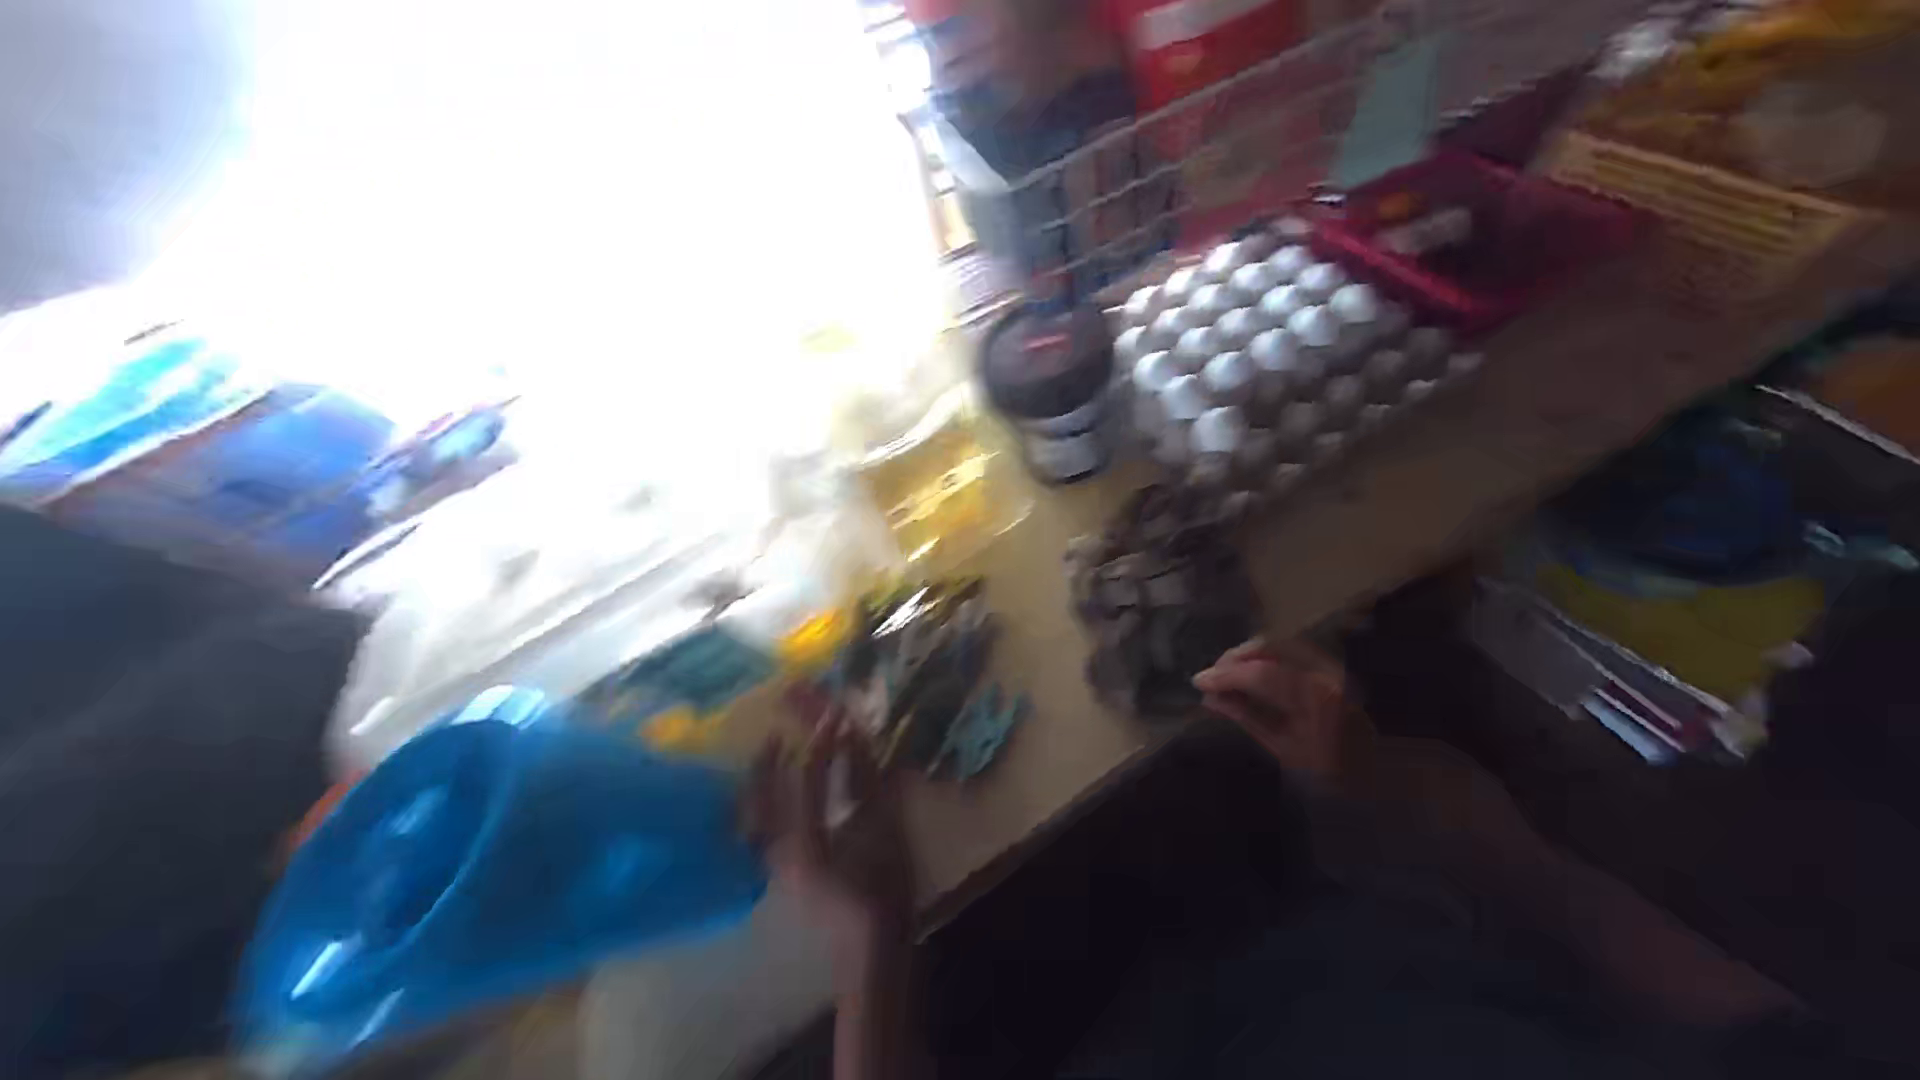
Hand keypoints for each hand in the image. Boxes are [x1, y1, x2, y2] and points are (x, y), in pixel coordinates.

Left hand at [744, 713, 914, 959]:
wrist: (871, 945)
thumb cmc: (884, 888)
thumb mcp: (883, 829)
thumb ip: (867, 781)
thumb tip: (855, 737)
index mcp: (807, 841)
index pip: (806, 776)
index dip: (821, 741)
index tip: (833, 715)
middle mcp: (778, 852)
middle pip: (762, 796)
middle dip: (769, 760)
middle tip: (778, 731)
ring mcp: (772, 865)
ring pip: (751, 814)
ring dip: (760, 782)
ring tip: (771, 756)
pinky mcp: (777, 873)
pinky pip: (757, 830)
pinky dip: (761, 805)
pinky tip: (773, 794)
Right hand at [1192, 638, 1358, 787]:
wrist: (1381, 779)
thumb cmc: (1332, 774)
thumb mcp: (1283, 749)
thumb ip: (1246, 717)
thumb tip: (1210, 698)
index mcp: (1317, 697)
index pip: (1259, 673)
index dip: (1224, 675)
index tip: (1199, 682)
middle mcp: (1328, 672)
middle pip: (1271, 647)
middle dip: (1235, 658)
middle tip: (1213, 676)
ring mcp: (1334, 666)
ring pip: (1282, 643)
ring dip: (1250, 654)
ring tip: (1229, 673)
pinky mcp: (1334, 667)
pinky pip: (1294, 650)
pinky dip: (1268, 656)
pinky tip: (1252, 671)